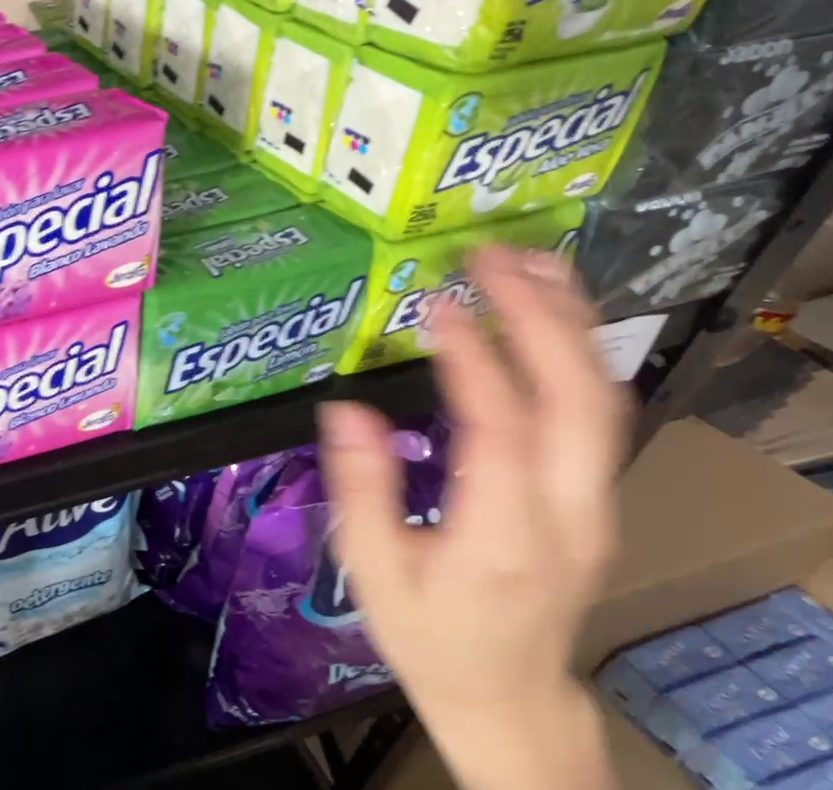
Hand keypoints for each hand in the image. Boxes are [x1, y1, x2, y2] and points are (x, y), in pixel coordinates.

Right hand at [319, 246, 626, 789]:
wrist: (510, 692)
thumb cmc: (429, 633)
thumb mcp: (372, 569)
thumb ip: (361, 488)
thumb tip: (344, 408)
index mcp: (504, 536)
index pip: (502, 429)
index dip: (473, 359)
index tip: (435, 303)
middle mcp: (569, 512)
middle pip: (581, 401)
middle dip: (541, 318)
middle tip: (491, 257)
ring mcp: (596, 502)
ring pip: (606, 399)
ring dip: (570, 323)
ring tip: (527, 262)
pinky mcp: (597, 494)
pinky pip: (598, 411)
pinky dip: (576, 351)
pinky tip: (543, 315)